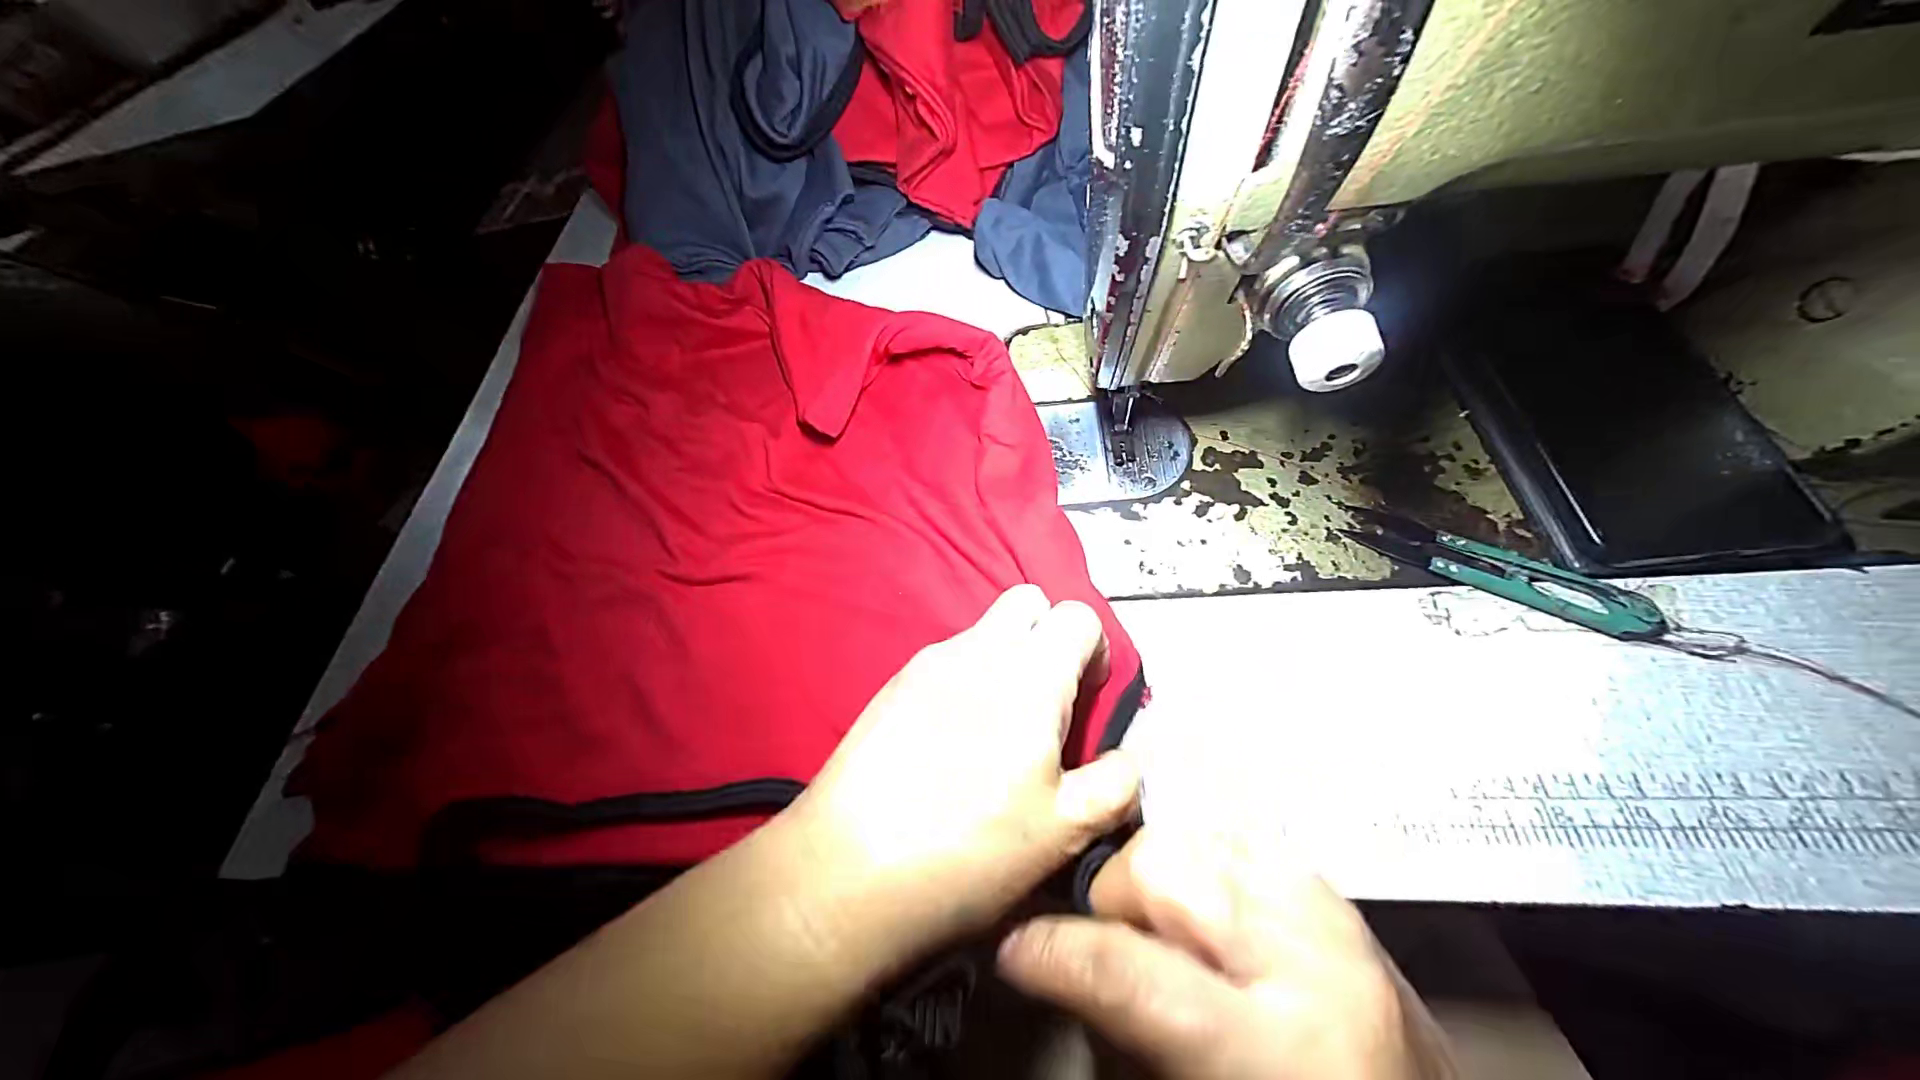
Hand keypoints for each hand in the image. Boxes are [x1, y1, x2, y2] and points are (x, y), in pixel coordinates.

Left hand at [774, 585, 1140, 973]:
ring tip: (998, 728)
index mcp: (1030, 675)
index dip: (1095, 648)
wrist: (848, 867)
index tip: (1088, 695)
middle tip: (1049, 698)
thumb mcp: (1064, 831)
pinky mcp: (892, 684)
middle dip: (1049, 634)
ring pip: (983, 630)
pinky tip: (953, 739)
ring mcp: (927, 662)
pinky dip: (966, 678)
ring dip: (1006, 658)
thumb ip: (1116, 784)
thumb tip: (1130, 758)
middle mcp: (977, 650)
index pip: (1077, 615)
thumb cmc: (967, 849)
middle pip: (1027, 601)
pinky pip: (946, 658)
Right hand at [997, 828, 1455, 1079]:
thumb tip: (1070, 968)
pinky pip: (1237, 837)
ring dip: (1161, 874)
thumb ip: (1135, 1033)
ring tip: (1170, 929)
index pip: (1132, 972)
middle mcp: (1309, 956)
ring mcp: (1328, 910)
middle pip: (1165, 866)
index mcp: (1279, 1048)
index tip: (1015, 947)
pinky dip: (1203, 859)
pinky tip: (1208, 905)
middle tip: (1119, 945)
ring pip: (1197, 834)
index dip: (1057, 953)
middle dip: (1120, 897)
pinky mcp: (1333, 890)